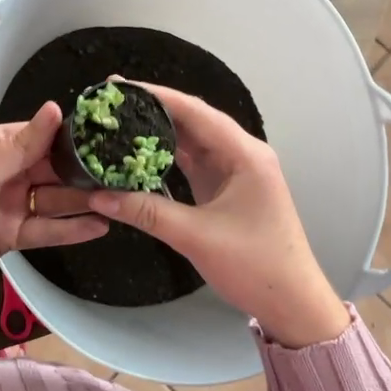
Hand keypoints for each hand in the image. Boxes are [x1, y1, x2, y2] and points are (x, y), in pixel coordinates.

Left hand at [0, 103, 107, 287]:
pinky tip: (100, 225)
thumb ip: (23, 145)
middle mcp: (9, 171)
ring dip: (84, 201)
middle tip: (127, 175)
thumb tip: (55, 107)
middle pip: (55, 170)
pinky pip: (46, 229)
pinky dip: (71, 229)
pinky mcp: (13, 235)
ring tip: (121, 200)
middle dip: (86, 173)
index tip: (113, 138)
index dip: (75, 138)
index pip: (44, 136)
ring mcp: (12, 204)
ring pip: (55, 200)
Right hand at [88, 82, 350, 347]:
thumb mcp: (196, 237)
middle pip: (192, 120)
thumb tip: (97, 196)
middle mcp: (241, 155)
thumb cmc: (255, 265)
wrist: (292, 302)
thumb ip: (146, 212)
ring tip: (117, 118)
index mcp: (245, 155)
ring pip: (190, 140)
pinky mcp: (225, 189)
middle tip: (110, 99)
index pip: (195, 112)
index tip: (119, 88)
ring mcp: (234, 172)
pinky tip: (137, 152)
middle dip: (152, 108)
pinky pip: (191, 162)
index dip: (156, 96)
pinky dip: (165, 156)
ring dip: (157, 130)